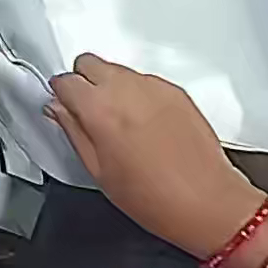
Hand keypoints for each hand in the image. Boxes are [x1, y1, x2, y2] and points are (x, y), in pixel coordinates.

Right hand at [47, 54, 263, 258]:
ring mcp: (152, 86)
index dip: (60, 95)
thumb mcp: (97, 170)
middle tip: (87, 109)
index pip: (64, 81)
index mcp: (98, 109)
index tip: (63, 106)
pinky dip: (137, 93)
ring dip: (110, 85)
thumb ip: (73, 130)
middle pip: (88, 62)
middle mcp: (124, 89)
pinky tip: (144, 122)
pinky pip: (144, 79)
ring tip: (119, 120)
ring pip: (116, 68)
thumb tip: (58, 110)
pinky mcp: (175, 90)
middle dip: (82, 80)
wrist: (209, 204)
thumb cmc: (155, 198)